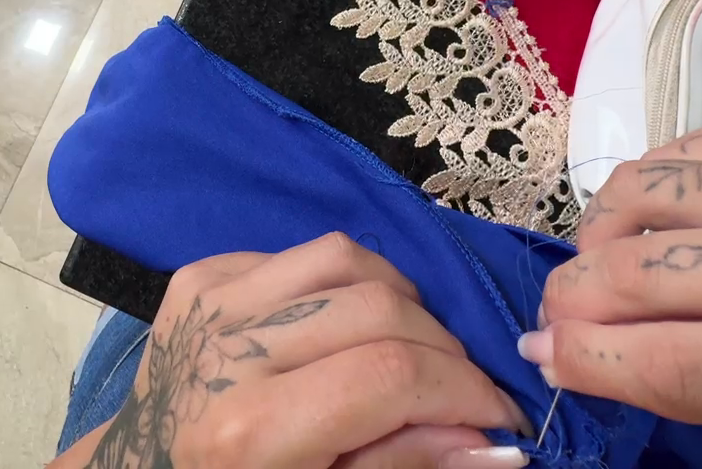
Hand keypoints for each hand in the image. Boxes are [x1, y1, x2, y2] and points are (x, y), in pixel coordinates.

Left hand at [63, 232, 533, 468]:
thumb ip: (401, 466)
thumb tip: (497, 443)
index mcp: (251, 428)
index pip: (391, 373)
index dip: (464, 389)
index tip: (500, 414)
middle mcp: (227, 344)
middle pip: (376, 304)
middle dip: (443, 346)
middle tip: (461, 388)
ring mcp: (209, 294)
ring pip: (345, 254)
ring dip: (400, 297)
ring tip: (412, 345)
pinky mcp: (201, 270)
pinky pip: (301, 253)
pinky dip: (344, 283)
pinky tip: (343, 325)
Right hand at [517, 119, 701, 460]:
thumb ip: (689, 376)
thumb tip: (563, 350)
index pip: (673, 360)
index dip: (589, 360)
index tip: (541, 354)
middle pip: (640, 274)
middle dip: (571, 297)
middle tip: (554, 312)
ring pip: (636, 194)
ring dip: (594, 236)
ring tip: (601, 261)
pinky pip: (667, 154)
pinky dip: (636, 192)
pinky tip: (648, 220)